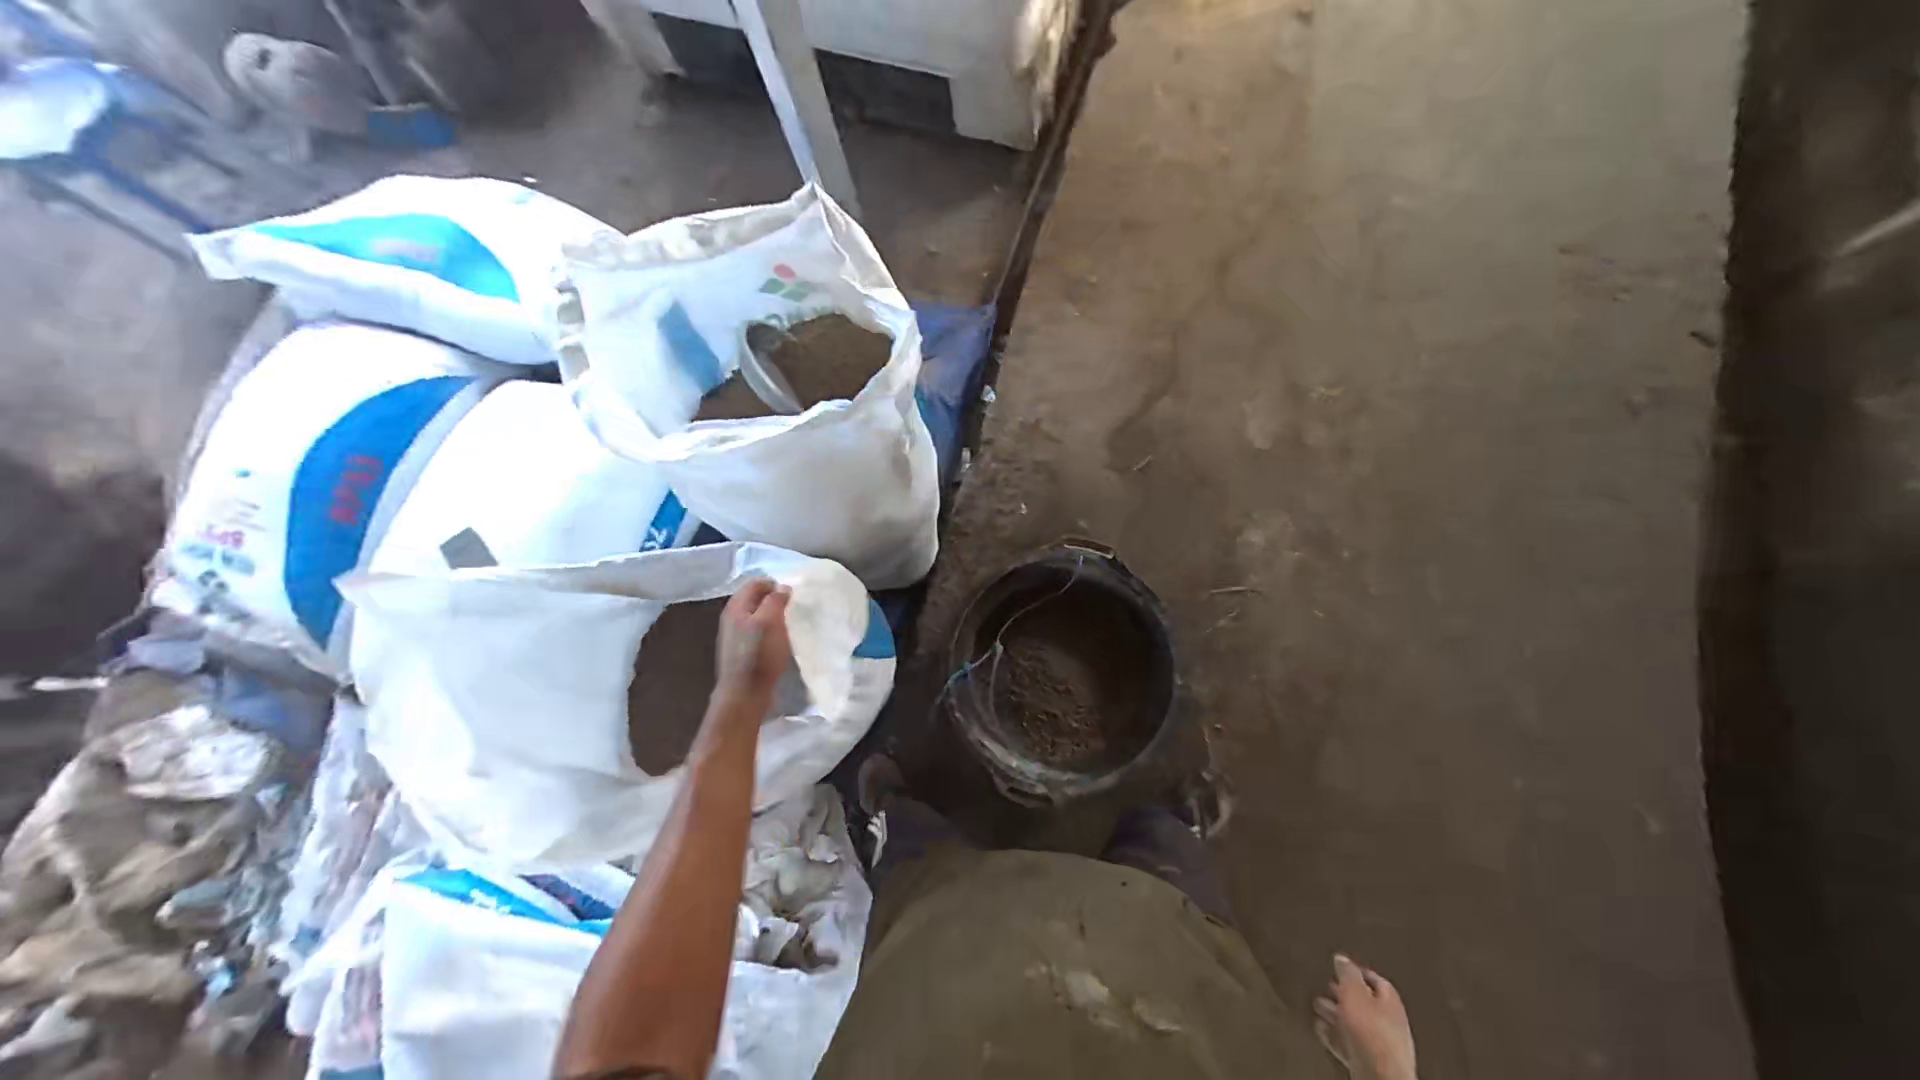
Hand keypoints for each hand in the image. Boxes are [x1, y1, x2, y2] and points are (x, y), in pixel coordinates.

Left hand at [712, 578, 791, 709]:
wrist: (745, 695)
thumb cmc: (759, 655)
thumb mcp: (770, 622)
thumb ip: (775, 601)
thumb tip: (782, 587)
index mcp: (736, 607)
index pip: (755, 583)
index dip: (774, 584)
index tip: (792, 593)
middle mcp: (732, 618)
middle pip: (754, 599)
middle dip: (774, 598)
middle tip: (793, 605)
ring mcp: (735, 636)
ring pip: (757, 616)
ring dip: (773, 615)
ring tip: (790, 621)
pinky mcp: (742, 651)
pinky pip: (758, 631)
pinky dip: (770, 630)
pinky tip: (781, 640)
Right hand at [1314, 954, 1417, 1079]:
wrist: (1377, 1074)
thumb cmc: (1371, 1031)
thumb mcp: (1354, 992)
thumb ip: (1347, 973)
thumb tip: (1341, 958)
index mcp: (1390, 1003)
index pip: (1376, 980)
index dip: (1357, 972)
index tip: (1340, 966)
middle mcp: (1388, 1023)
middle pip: (1363, 1002)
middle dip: (1342, 993)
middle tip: (1325, 986)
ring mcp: (1378, 1043)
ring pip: (1353, 1022)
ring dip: (1334, 1013)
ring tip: (1317, 1005)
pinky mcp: (1366, 1059)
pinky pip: (1346, 1041)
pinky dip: (1332, 1032)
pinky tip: (1321, 1027)